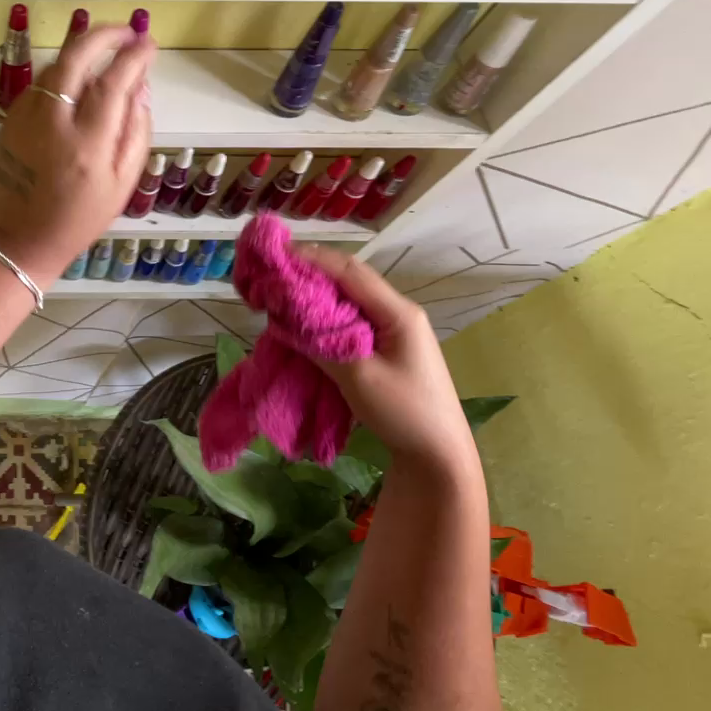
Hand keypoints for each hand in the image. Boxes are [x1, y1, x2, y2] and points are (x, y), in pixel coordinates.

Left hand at [0, 25, 155, 281]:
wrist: (23, 238)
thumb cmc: (81, 216)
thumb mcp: (122, 182)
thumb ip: (136, 131)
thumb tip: (140, 86)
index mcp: (88, 144)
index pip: (114, 82)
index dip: (134, 56)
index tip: (148, 45)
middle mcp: (53, 124)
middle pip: (75, 57)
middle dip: (103, 35)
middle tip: (125, 32)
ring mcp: (25, 119)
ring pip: (55, 68)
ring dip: (81, 54)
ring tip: (105, 56)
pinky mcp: (9, 121)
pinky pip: (39, 86)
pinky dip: (61, 77)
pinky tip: (76, 86)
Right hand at [295, 246, 476, 474]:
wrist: (439, 455)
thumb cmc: (404, 412)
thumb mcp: (359, 377)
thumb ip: (320, 343)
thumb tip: (281, 319)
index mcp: (398, 312)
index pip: (350, 271)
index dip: (312, 258)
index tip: (276, 254)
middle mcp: (396, 312)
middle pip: (348, 279)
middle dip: (310, 271)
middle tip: (272, 272)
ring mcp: (392, 328)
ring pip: (347, 298)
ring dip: (315, 292)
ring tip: (280, 291)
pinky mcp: (384, 345)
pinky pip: (349, 317)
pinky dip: (323, 313)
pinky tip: (302, 318)